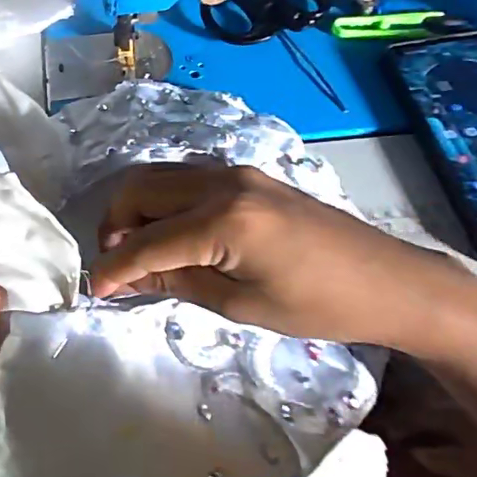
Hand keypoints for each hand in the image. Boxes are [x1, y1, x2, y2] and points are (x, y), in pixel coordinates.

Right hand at [89, 163, 476, 347]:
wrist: (384, 278)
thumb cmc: (319, 305)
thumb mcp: (241, 304)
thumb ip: (178, 281)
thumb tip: (129, 276)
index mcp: (224, 221)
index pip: (146, 242)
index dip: (113, 268)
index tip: (92, 289)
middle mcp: (223, 182)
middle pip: (140, 190)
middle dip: (115, 226)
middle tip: (116, 266)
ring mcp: (235, 171)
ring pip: (159, 177)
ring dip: (137, 210)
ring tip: (139, 252)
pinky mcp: (246, 174)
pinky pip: (185, 179)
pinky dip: (164, 202)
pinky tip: (171, 234)